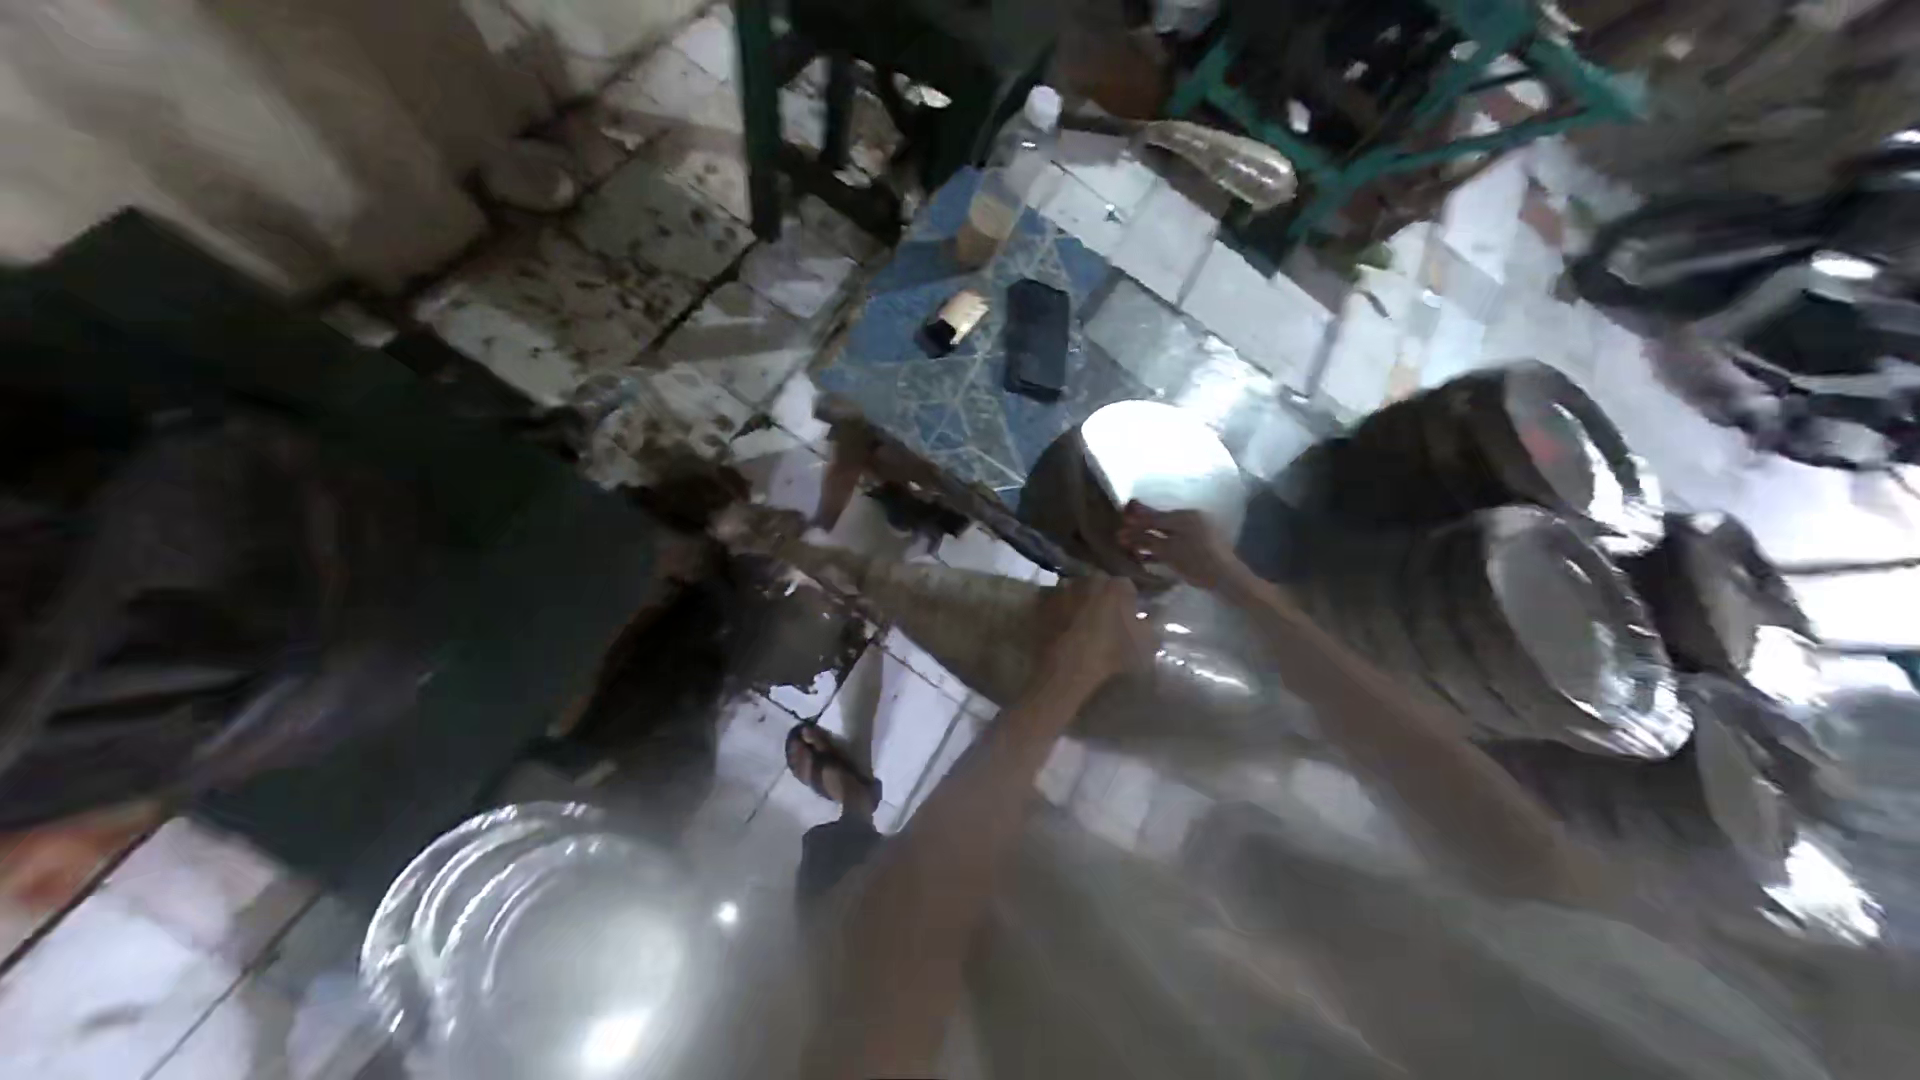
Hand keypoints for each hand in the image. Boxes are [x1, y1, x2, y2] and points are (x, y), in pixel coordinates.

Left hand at [1033, 575, 1151, 696]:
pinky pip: (1053, 601)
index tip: (1127, 615)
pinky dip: (1057, 609)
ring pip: (1074, 590)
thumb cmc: (1108, 656)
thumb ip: (1146, 627)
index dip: (1127, 601)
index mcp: (1115, 587)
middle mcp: (1087, 580)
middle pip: (1098, 584)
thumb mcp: (1142, 646)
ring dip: (1078, 600)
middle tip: (1102, 617)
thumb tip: (1142, 620)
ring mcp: (1062, 589)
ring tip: (1078, 621)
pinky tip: (1059, 625)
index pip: (1126, 587)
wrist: (1065, 669)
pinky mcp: (1041, 602)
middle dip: (1101, 596)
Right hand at [1117, 503, 1249, 592]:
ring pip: (1165, 535)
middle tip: (1120, 537)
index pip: (1154, 515)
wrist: (1226, 579)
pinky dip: (1160, 549)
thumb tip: (1129, 521)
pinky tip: (1145, 557)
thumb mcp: (1168, 549)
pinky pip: (1173, 544)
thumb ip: (1148, 536)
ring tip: (1129, 548)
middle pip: (1159, 524)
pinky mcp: (1197, 547)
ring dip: (1147, 541)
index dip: (1135, 520)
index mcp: (1185, 516)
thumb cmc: (1196, 561)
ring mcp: (1195, 533)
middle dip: (1139, 531)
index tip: (1120, 522)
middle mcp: (1191, 520)